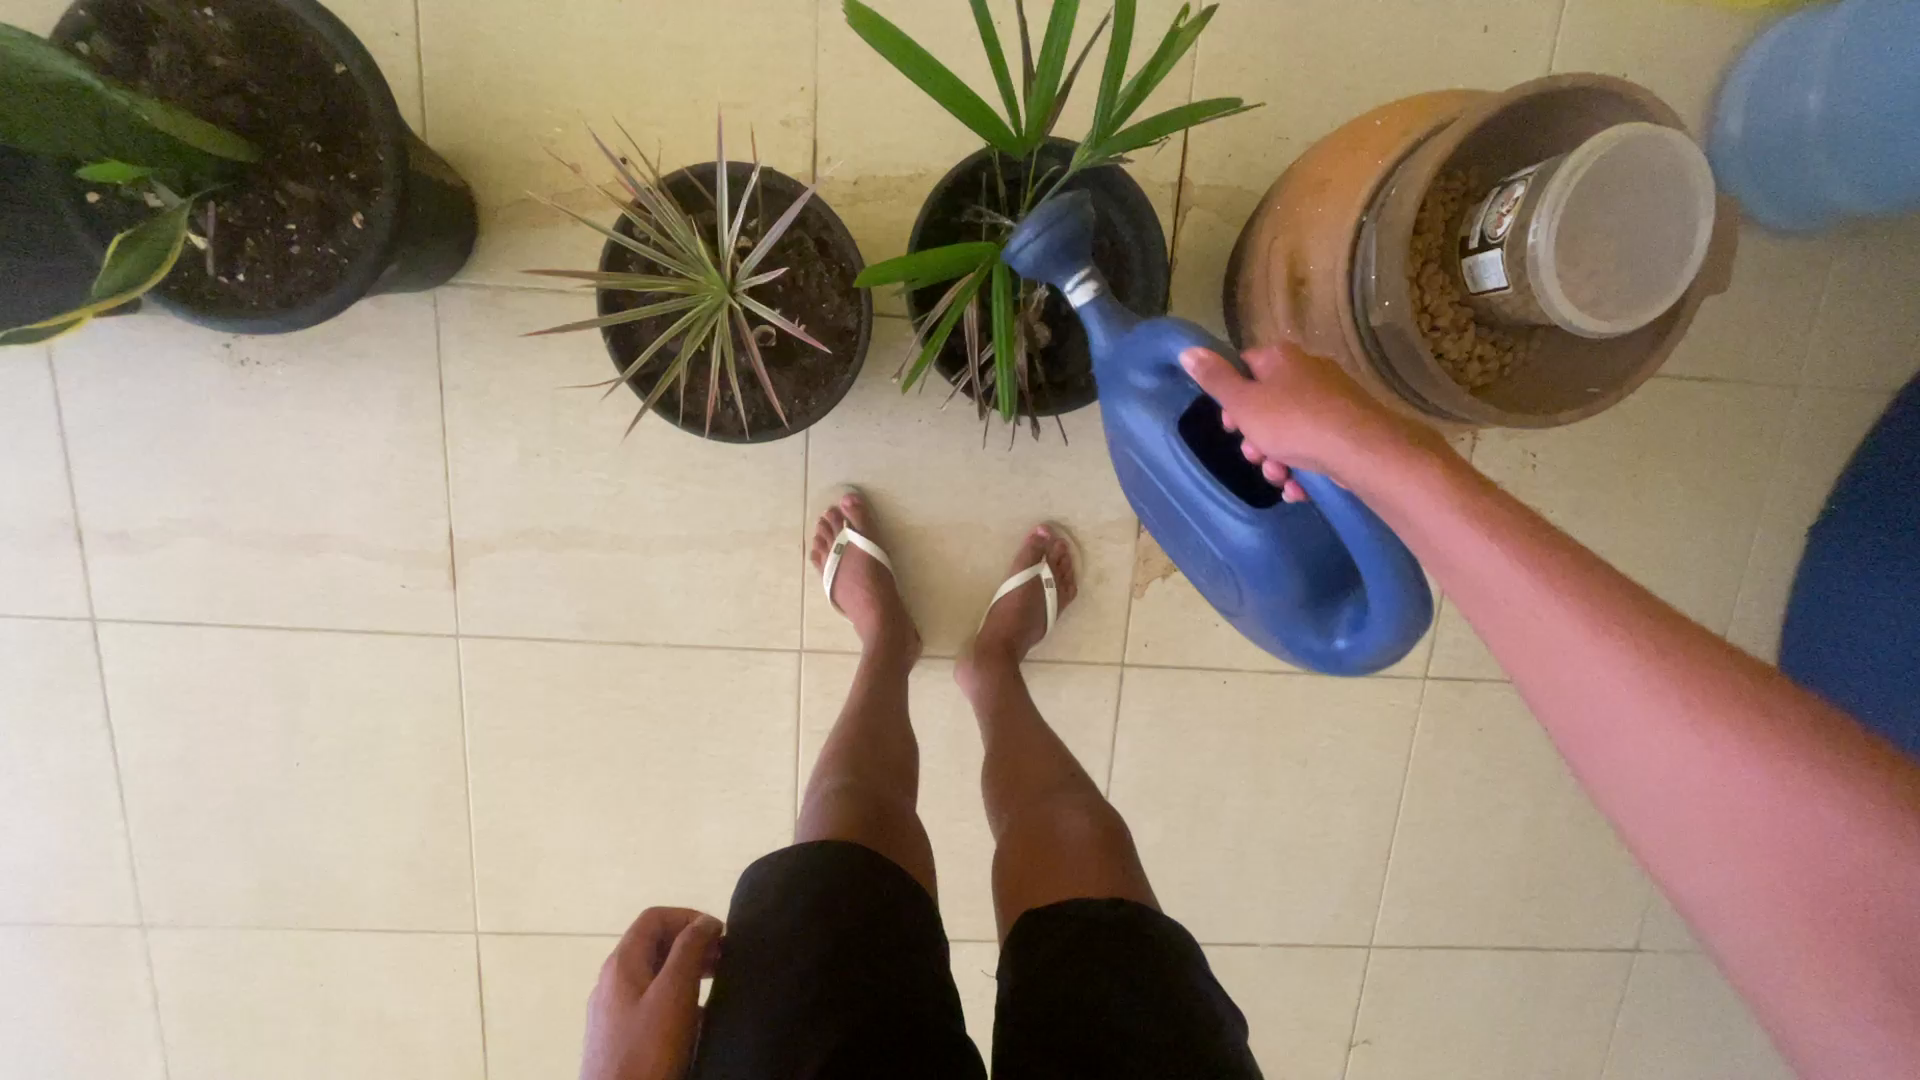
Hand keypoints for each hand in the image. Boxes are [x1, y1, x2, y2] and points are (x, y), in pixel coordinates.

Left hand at [580, 907, 724, 1079]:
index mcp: (621, 964)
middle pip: (654, 944)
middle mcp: (611, 982)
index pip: (654, 917)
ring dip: (686, 971)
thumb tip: (705, 920)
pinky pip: (651, 1004)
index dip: (689, 917)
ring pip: (654, 975)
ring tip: (714, 986)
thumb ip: (690, 949)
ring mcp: (612, 1013)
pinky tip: (697, 1022)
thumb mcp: (674, 993)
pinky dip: (677, 1000)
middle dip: (691, 944)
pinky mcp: (618, 1040)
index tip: (719, 935)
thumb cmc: (647, 1051)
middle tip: (723, 959)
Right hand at [1180, 344, 1437, 501]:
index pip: (1244, 367)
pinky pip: (1314, 445)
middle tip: (1254, 456)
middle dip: (1255, 438)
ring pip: (1289, 430)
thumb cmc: (1292, 423)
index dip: (1231, 399)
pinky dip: (1302, 467)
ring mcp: (1332, 399)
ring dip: (1276, 460)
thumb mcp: (1242, 403)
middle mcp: (1308, 371)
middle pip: (1266, 404)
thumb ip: (1214, 379)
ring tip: (1279, 478)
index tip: (1230, 425)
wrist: (1360, 450)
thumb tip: (1187, 350)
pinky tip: (1298, 487)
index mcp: (1280, 358)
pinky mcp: (1347, 426)